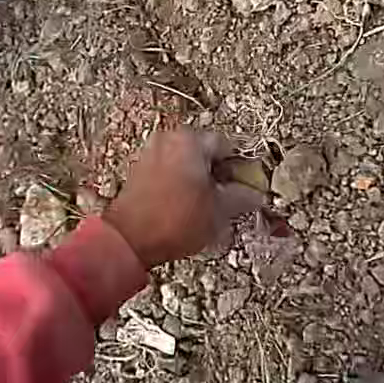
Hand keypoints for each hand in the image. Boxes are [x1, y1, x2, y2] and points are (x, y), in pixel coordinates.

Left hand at [104, 130, 266, 267]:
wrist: (128, 242)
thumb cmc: (176, 220)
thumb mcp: (221, 209)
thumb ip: (244, 196)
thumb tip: (255, 194)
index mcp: (191, 140)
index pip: (228, 146)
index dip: (242, 168)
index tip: (248, 187)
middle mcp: (168, 140)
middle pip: (206, 154)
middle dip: (220, 176)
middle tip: (229, 199)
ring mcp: (150, 155)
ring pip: (188, 165)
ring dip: (201, 182)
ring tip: (209, 208)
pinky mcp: (139, 174)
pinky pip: (171, 174)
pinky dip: (183, 187)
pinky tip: (188, 210)